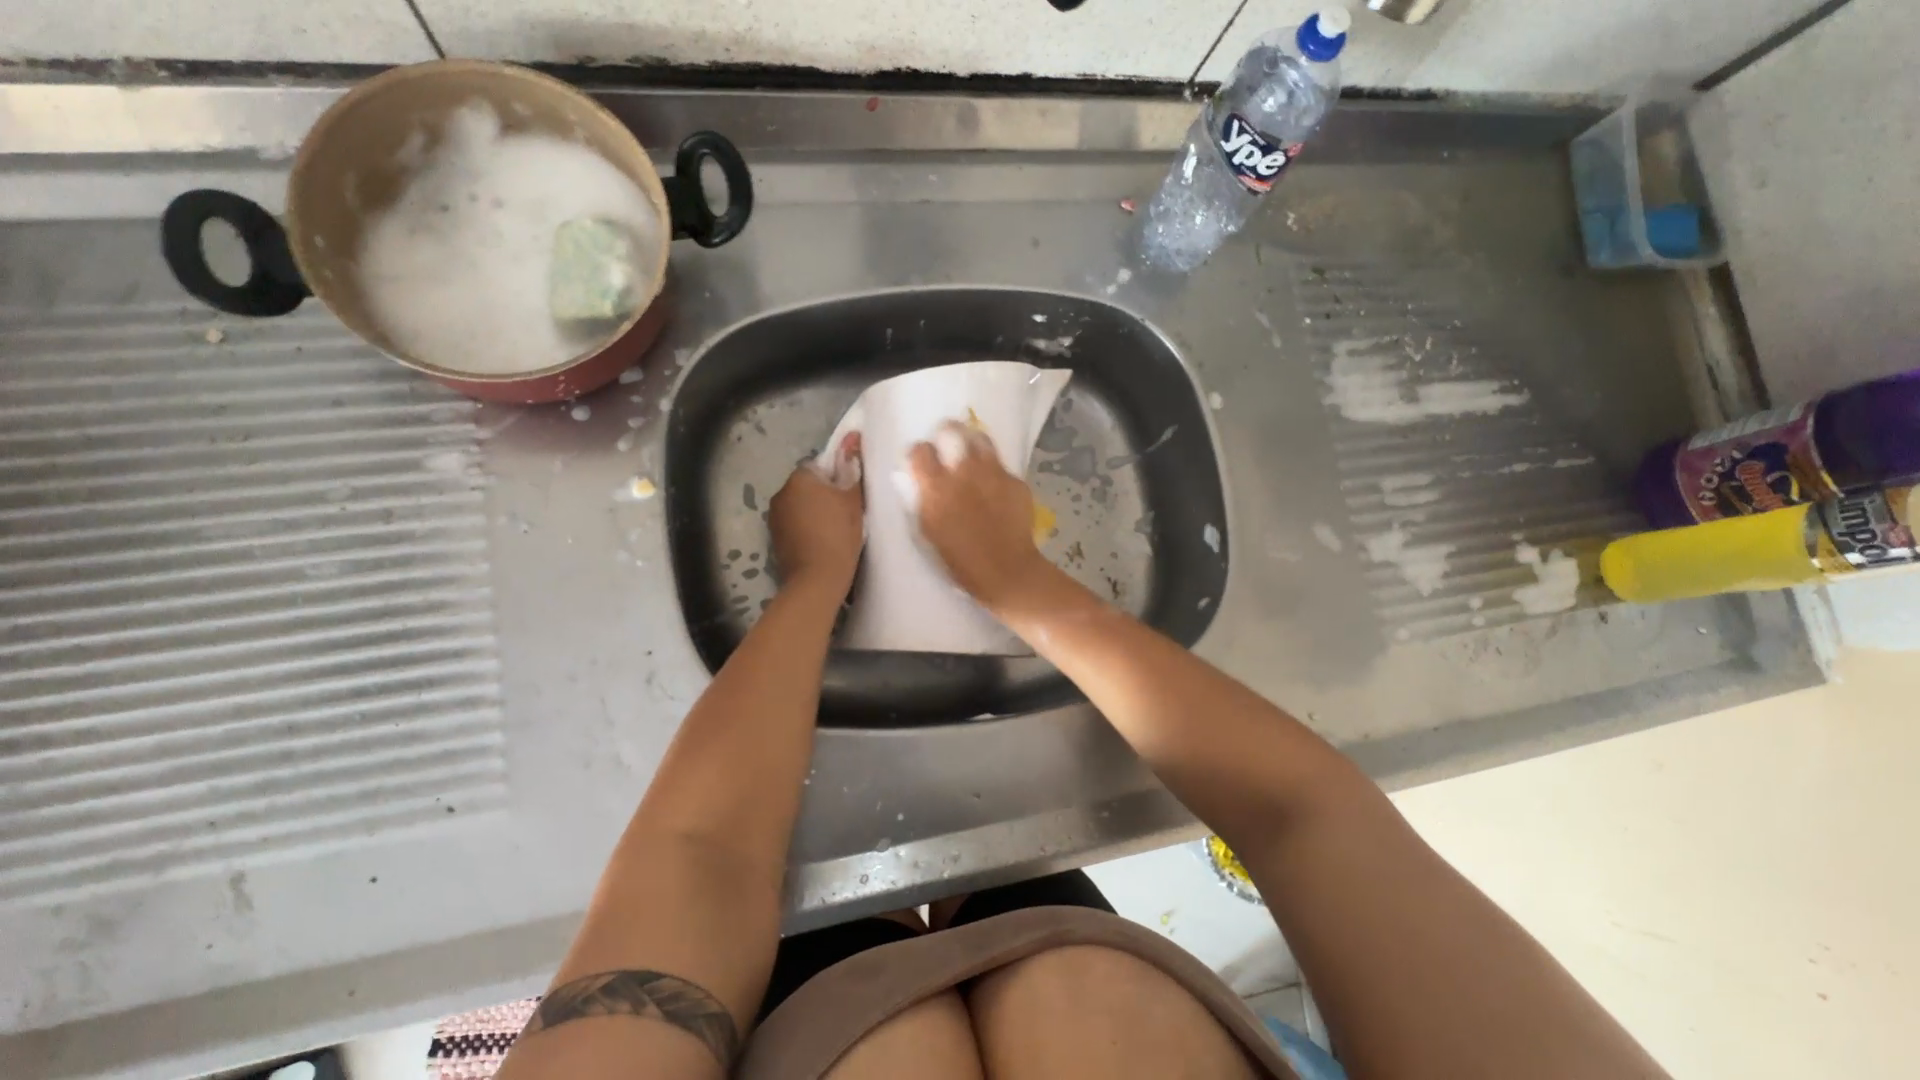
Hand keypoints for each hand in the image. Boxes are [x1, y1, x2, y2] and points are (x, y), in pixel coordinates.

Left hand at [770, 432, 864, 594]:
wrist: (817, 579)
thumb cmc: (838, 534)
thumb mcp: (853, 500)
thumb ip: (852, 469)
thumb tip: (853, 438)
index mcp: (799, 478)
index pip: (818, 466)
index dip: (836, 477)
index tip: (850, 493)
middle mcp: (781, 493)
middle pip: (807, 486)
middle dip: (823, 494)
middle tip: (846, 511)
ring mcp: (774, 517)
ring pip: (799, 506)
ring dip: (813, 512)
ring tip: (835, 528)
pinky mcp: (775, 539)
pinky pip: (794, 524)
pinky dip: (806, 528)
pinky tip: (821, 541)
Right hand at [905, 421, 1054, 611]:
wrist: (1006, 571)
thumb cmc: (959, 561)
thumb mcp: (928, 532)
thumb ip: (922, 500)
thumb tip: (916, 481)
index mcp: (937, 486)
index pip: (920, 450)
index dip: (919, 454)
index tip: (922, 462)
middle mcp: (964, 471)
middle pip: (952, 431)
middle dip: (946, 434)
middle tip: (947, 446)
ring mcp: (994, 473)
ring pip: (980, 439)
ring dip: (972, 444)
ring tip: (972, 457)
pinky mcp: (1016, 480)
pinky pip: (1002, 467)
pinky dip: (995, 473)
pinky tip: (996, 489)